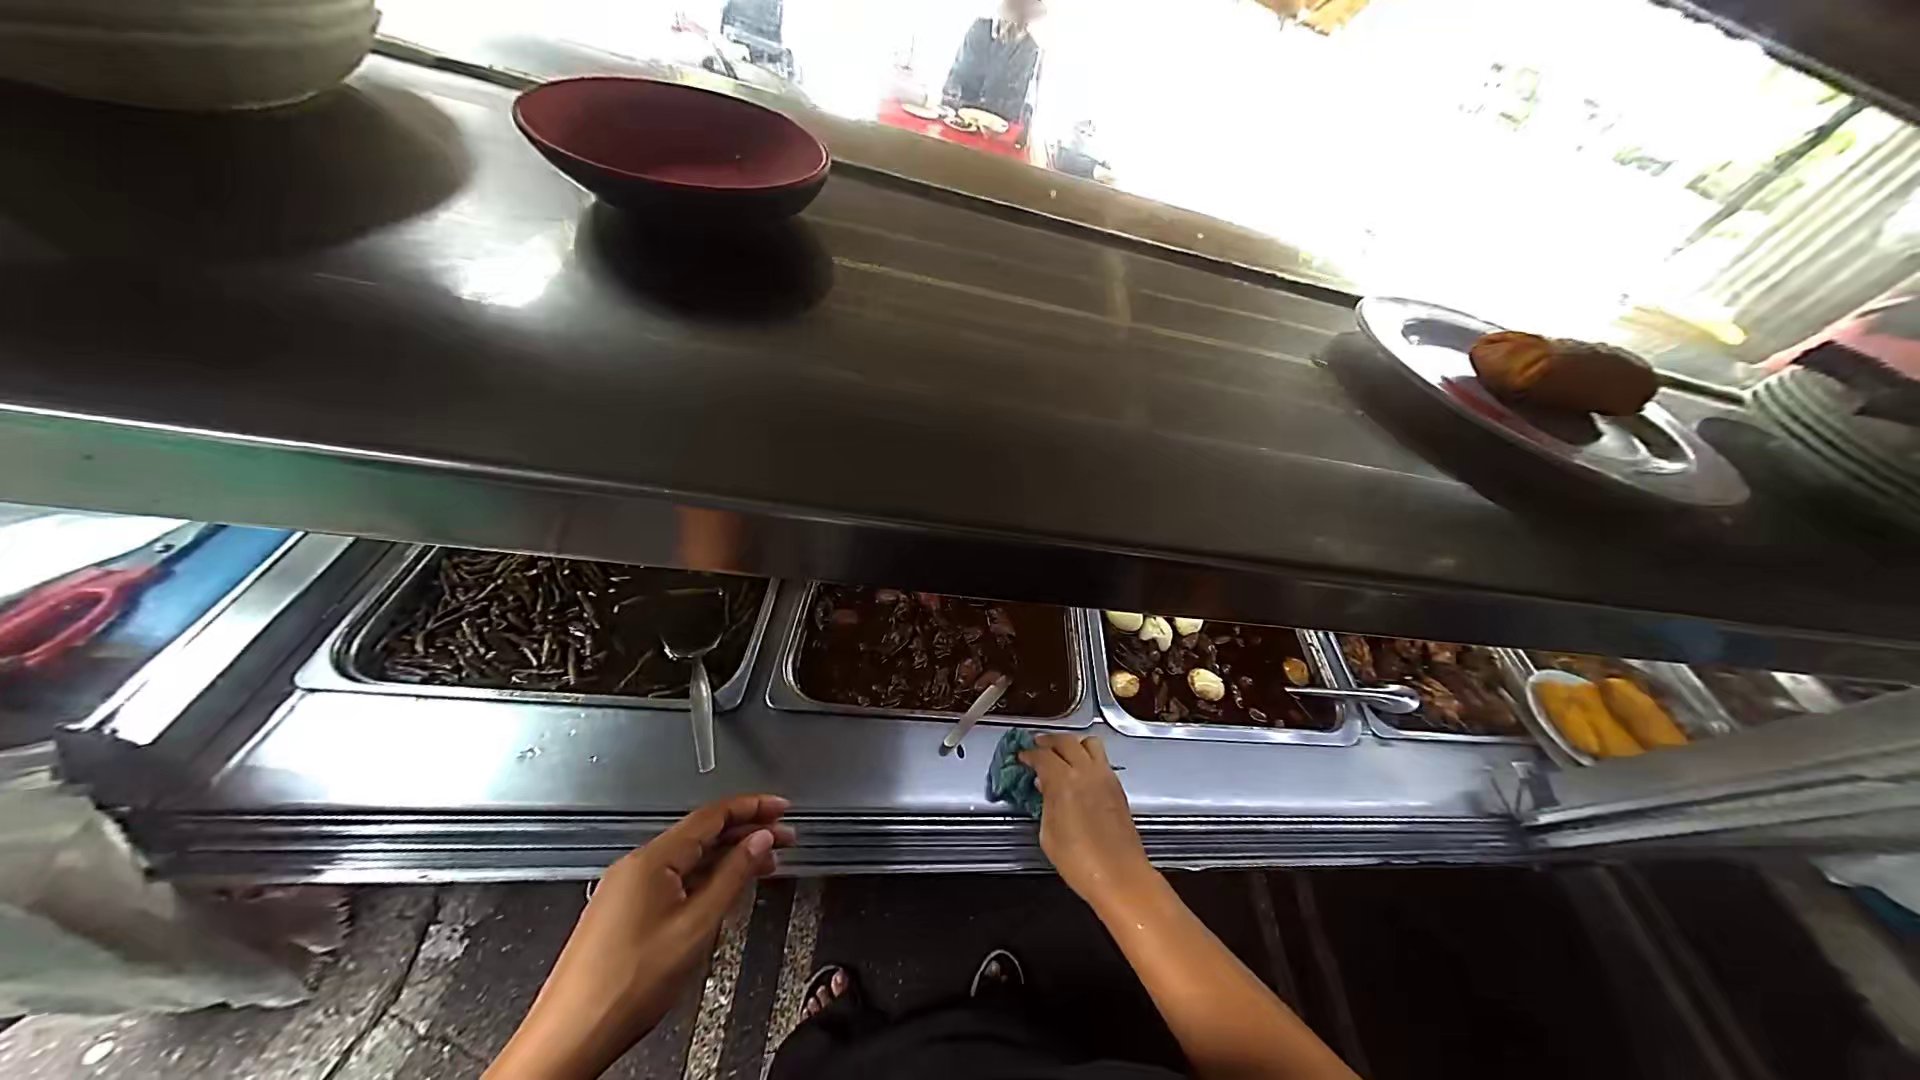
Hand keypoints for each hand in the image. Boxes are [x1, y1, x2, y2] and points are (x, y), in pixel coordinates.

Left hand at [486, 795, 794, 1079]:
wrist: (570, 1038)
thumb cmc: (626, 985)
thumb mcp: (697, 925)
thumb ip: (733, 875)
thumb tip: (760, 841)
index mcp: (652, 859)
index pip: (713, 815)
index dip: (753, 807)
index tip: (780, 807)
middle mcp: (637, 866)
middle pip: (703, 834)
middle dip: (747, 832)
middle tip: (783, 837)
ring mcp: (628, 888)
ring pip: (689, 858)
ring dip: (729, 856)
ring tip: (764, 864)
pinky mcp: (624, 911)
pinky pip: (674, 878)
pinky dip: (706, 877)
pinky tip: (726, 889)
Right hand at [1019, 734, 1154, 907]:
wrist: (1120, 877)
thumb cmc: (1080, 862)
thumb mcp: (1048, 834)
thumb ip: (1045, 804)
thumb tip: (1045, 790)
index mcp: (1063, 781)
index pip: (1042, 755)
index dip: (1029, 754)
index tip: (1022, 756)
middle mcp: (1086, 772)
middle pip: (1065, 741)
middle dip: (1048, 741)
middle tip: (1038, 747)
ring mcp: (1105, 777)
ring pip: (1089, 743)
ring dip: (1072, 744)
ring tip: (1062, 754)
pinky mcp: (1117, 788)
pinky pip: (1101, 760)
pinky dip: (1088, 758)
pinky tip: (1080, 773)